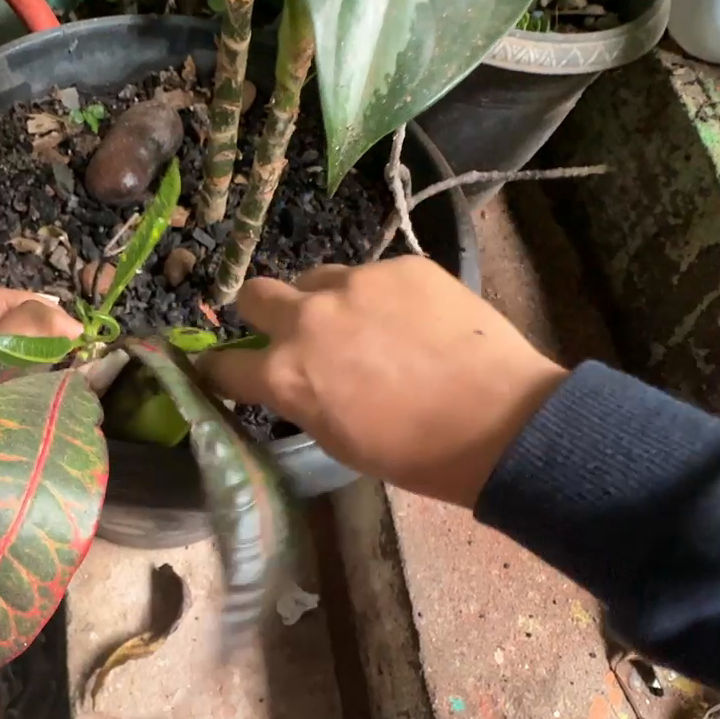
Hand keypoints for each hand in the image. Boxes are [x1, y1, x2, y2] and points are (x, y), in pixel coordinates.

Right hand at [202, 258, 566, 507]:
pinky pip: (371, 274)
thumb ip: (299, 397)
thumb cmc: (411, 453)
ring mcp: (355, 283)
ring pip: (315, 277)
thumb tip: (290, 378)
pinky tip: (412, 322)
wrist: (498, 423)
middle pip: (253, 293)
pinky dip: (379, 297)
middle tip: (291, 332)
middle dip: (262, 313)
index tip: (229, 371)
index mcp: (285, 374)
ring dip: (323, 301)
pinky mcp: (401, 265)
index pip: (222, 364)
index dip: (221, 369)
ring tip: (363, 326)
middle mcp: (307, 320)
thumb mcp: (334, 437)